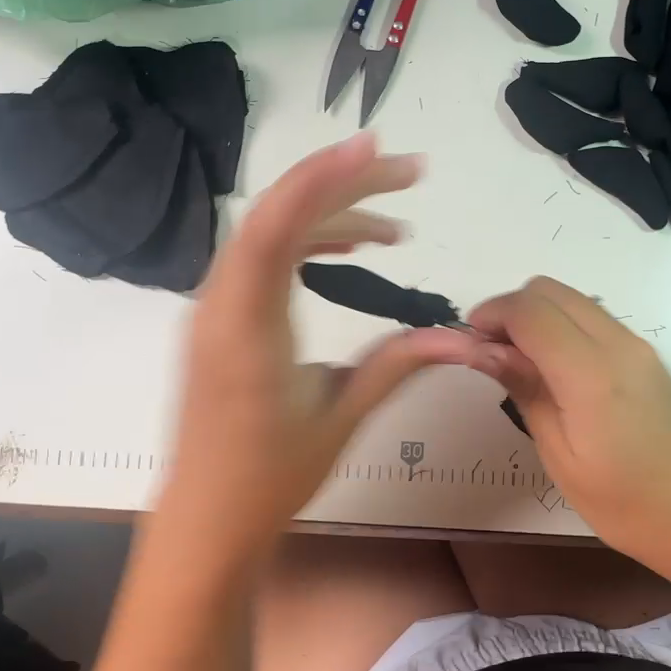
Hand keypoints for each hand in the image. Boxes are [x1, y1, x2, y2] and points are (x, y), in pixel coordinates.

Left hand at [166, 134, 476, 541]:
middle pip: (277, 215)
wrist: (205, 521)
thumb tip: (465, 338)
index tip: (376, 149)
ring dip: (329, 214)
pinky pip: (261, 259)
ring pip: (269, 234)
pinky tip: (346, 247)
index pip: (276, 227)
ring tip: (394, 222)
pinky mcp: (221, 320)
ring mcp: (215, 309)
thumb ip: (397, 364)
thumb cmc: (269, 479)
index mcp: (246, 327)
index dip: (324, 178)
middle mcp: (220, 304)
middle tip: (411, 175)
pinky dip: (305, 241)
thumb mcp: (340, 419)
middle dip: (344, 185)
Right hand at [465, 278, 670, 565]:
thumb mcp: (562, 457)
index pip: (530, 310)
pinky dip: (565, 328)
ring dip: (539, 317)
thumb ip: (526, 390)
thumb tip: (486, 349)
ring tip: (519, 365)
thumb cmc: (625, 505)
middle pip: (552, 291)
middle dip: (512, 310)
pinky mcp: (650, 360)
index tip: (468, 342)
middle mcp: (620, 344)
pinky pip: (597, 321)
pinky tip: (556, 372)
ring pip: (576, 301)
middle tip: (490, 353)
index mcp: (592, 373)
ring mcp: (640, 349)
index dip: (491, 315)